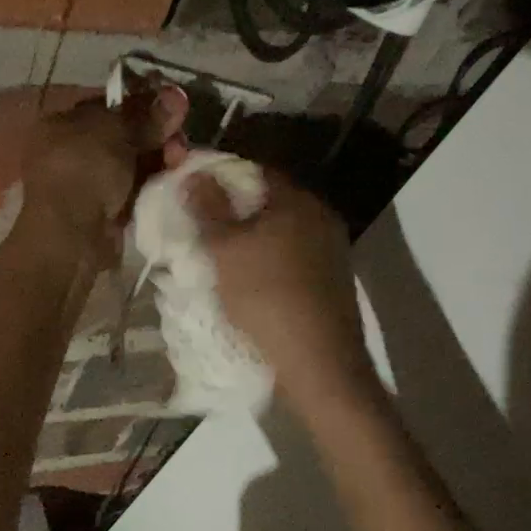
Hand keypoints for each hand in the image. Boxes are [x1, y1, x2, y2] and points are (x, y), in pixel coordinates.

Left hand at [18, 88, 187, 258]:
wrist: (70, 236)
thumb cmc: (84, 171)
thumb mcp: (116, 132)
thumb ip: (146, 115)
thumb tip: (176, 95)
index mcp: (63, 124)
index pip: (109, 107)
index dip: (143, 104)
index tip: (174, 108)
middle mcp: (70, 153)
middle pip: (124, 138)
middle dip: (156, 137)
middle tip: (180, 143)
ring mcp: (86, 187)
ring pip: (131, 168)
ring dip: (157, 164)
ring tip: (178, 164)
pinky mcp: (102, 216)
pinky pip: (132, 195)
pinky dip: (150, 190)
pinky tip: (169, 186)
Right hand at [183, 171, 370, 393]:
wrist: (317, 359)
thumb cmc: (266, 295)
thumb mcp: (225, 249)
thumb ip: (209, 208)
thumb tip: (196, 173)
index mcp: (299, 200)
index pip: (258, 171)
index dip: (224, 178)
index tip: (198, 195)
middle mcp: (323, 218)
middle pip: (274, 204)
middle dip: (240, 213)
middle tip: (208, 231)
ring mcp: (334, 253)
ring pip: (286, 236)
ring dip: (258, 243)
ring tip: (227, 263)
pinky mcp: (335, 285)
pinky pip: (296, 263)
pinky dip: (274, 267)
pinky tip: (255, 288)